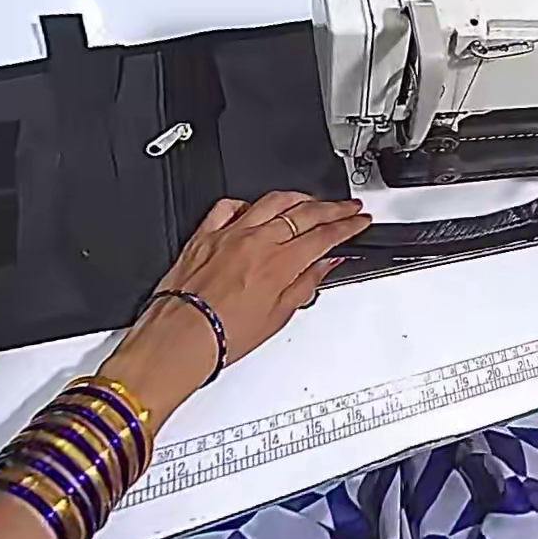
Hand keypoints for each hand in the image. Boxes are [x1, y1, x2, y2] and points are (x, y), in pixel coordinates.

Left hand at [101, 193, 371, 421]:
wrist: (177, 341)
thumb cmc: (222, 335)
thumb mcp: (279, 315)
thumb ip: (307, 282)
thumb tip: (326, 264)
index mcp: (280, 263)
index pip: (326, 234)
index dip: (349, 225)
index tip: (360, 220)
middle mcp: (258, 242)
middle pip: (307, 212)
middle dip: (336, 207)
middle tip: (349, 207)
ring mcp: (231, 234)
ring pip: (274, 200)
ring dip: (300, 197)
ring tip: (313, 200)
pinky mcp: (206, 234)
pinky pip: (229, 206)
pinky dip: (249, 203)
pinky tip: (257, 207)